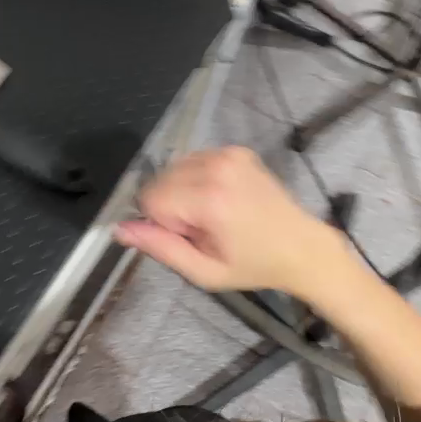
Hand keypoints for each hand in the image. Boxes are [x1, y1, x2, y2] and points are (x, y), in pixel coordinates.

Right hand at [114, 147, 361, 302]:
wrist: (301, 246)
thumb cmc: (252, 265)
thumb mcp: (203, 272)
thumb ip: (160, 247)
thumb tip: (119, 229)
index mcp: (211, 200)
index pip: (150, 198)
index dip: (162, 222)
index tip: (190, 237)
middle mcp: (218, 167)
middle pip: (160, 179)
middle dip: (170, 205)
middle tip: (202, 229)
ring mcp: (229, 153)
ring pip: (174, 168)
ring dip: (183, 191)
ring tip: (213, 214)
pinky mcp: (236, 149)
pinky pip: (194, 160)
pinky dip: (197, 179)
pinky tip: (220, 198)